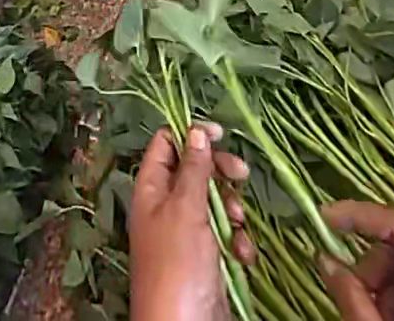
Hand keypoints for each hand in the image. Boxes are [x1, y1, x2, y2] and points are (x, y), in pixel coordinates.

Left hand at [128, 124, 252, 320]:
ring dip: (232, 210)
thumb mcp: (185, 208)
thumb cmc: (177, 263)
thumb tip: (196, 130)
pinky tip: (242, 255)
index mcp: (150, 187)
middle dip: (219, 172)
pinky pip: (224, 236)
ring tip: (239, 224)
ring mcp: (185, 233)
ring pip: (213, 203)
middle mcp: (165, 205)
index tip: (220, 133)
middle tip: (241, 174)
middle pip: (193, 170)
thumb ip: (192, 169)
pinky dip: (236, 241)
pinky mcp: (205, 259)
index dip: (190, 133)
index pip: (166, 143)